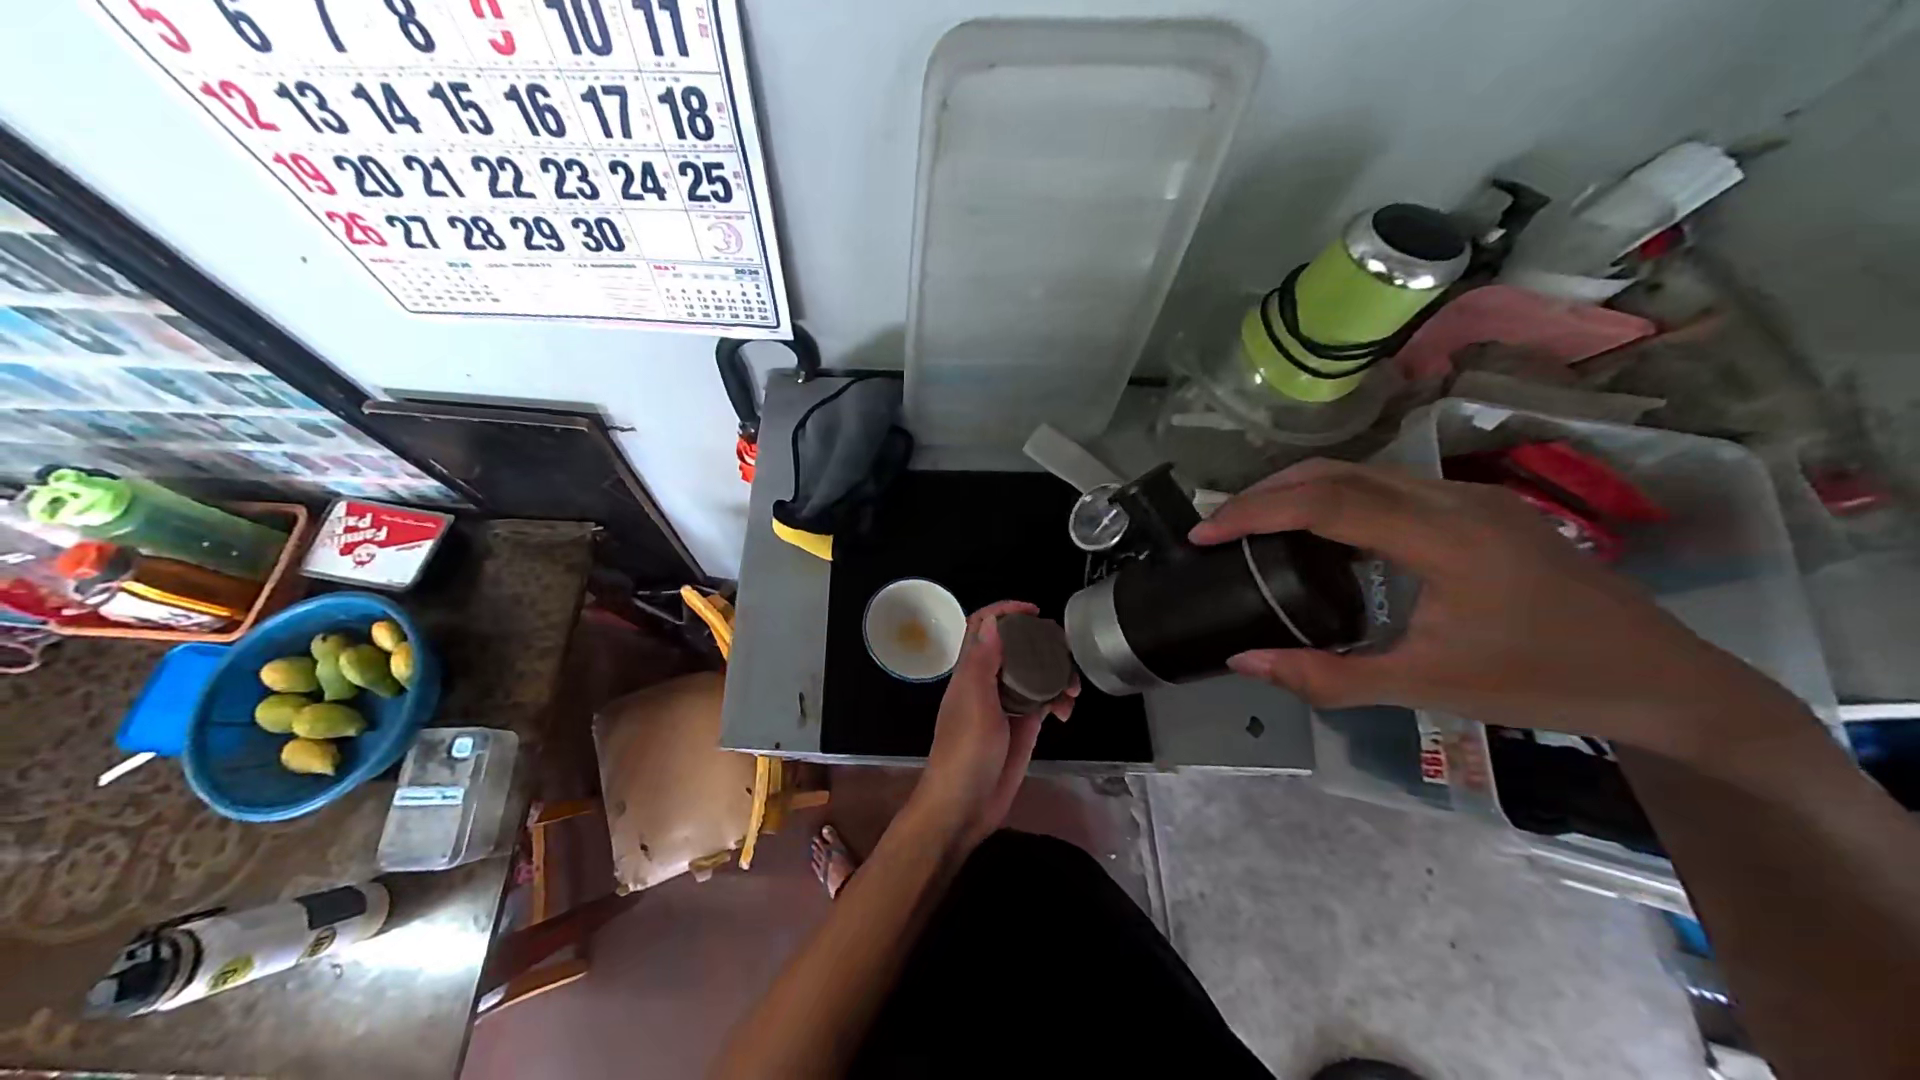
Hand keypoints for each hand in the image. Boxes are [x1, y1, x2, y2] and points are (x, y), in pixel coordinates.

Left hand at [915, 600, 1077, 848]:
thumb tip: (995, 622)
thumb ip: (983, 662)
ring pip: (1035, 673)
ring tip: (1073, 690)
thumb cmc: (965, 753)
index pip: (984, 626)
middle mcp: (989, 681)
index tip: (1034, 610)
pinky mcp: (1022, 726)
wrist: (964, 807)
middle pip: (1017, 646)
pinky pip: (1044, 701)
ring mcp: (1007, 704)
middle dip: (1043, 643)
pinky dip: (1058, 700)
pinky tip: (1066, 713)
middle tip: (1067, 650)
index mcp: (971, 671)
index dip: (1005, 611)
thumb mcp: (975, 703)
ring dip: (1057, 674)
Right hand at [1190, 459, 1804, 762]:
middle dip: (1267, 491)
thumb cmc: (1543, 684)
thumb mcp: (1425, 687)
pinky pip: (1390, 485)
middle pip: (1339, 470)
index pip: (1327, 502)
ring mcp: (1471, 497)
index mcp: (1444, 538)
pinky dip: (1336, 497)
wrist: (1662, 679)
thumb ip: (1326, 676)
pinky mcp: (1479, 506)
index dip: (1256, 511)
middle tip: (1218, 522)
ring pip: (1365, 470)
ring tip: (1254, 522)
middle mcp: (1454, 500)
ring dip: (1300, 488)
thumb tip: (1242, 660)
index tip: (1205, 532)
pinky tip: (1319, 529)